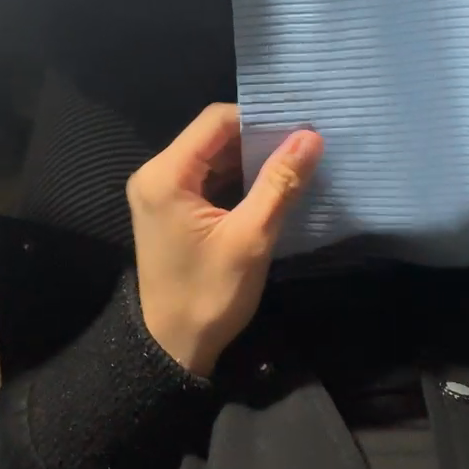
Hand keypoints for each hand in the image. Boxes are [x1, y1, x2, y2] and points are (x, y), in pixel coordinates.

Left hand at [127, 105, 324, 376]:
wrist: (173, 349)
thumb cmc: (209, 294)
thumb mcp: (251, 238)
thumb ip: (279, 183)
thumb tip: (311, 136)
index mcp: (166, 174)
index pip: (215, 121)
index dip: (258, 119)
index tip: (298, 127)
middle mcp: (157, 173)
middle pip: (212, 135)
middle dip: (257, 138)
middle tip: (303, 143)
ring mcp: (161, 191)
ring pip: (212, 155)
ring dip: (250, 158)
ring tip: (294, 160)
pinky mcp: (171, 208)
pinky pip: (207, 177)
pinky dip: (237, 177)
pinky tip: (270, 183)